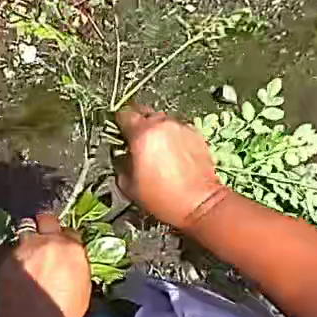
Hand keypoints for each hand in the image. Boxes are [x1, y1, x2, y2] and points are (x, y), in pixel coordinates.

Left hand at [0, 213, 89, 316]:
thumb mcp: (83, 294)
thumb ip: (77, 268)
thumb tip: (72, 262)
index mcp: (73, 251)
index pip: (72, 232)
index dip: (68, 242)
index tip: (66, 251)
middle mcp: (48, 242)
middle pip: (47, 220)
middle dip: (47, 228)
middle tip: (47, 244)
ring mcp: (24, 248)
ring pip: (26, 230)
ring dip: (30, 238)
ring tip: (31, 255)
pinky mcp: (5, 258)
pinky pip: (13, 247)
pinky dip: (17, 253)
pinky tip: (19, 268)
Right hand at [114, 106, 229, 229]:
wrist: (199, 204)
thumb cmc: (165, 197)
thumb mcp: (129, 184)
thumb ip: (121, 163)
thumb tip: (122, 157)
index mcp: (142, 134)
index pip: (124, 114)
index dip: (117, 122)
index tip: (117, 130)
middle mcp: (162, 126)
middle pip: (144, 112)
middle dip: (137, 123)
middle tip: (134, 140)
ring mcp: (181, 128)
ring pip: (161, 120)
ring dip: (155, 130)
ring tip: (154, 149)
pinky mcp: (196, 135)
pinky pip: (177, 129)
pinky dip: (171, 136)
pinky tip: (170, 153)